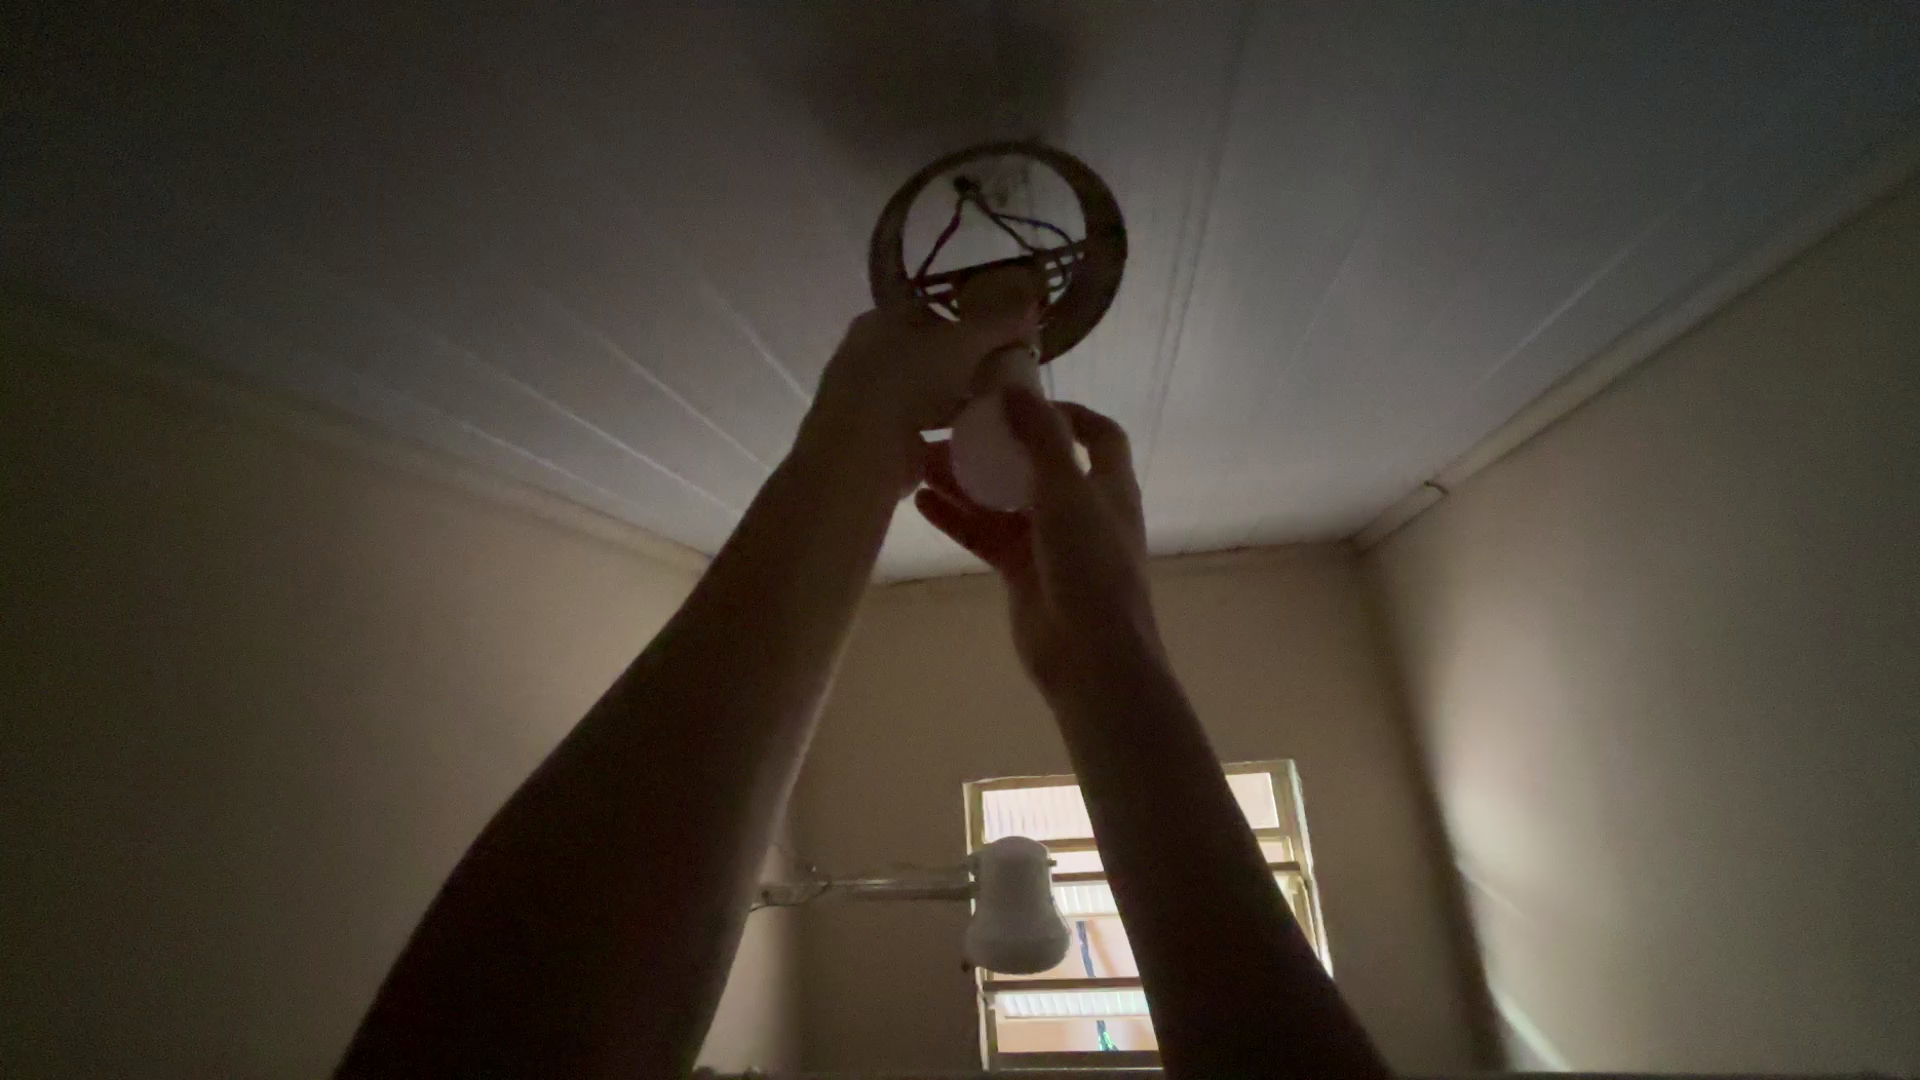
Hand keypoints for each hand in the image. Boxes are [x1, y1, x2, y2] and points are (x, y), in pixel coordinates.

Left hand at [806, 289, 1038, 492]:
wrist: (864, 445)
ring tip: (987, 411)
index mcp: (882, 319)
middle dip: (960, 367)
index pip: (928, 312)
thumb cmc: (910, 377)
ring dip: (950, 401)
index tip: (996, 341)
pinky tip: (965, 439)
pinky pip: (915, 428)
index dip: (964, 324)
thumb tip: (1032, 301)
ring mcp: (866, 398)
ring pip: (920, 393)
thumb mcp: (965, 341)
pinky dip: (938, 431)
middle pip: (925, 355)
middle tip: (997, 379)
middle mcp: (867, 353)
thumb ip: (999, 321)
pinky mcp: (872, 436)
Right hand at [915, 388, 1164, 694]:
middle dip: (994, 447)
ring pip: (1002, 501)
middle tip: (950, 430)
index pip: (1097, 435)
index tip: (1022, 401)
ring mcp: (1048, 543)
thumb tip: (1014, 389)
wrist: (1090, 654)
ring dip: (965, 482)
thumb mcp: (1067, 490)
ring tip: (920, 461)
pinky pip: (985, 536)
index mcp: (1107, 485)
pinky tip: (921, 503)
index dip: (1067, 413)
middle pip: (1034, 466)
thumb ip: (1041, 437)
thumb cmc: (1091, 563)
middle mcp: (1079, 509)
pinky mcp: (1021, 573)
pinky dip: (957, 520)